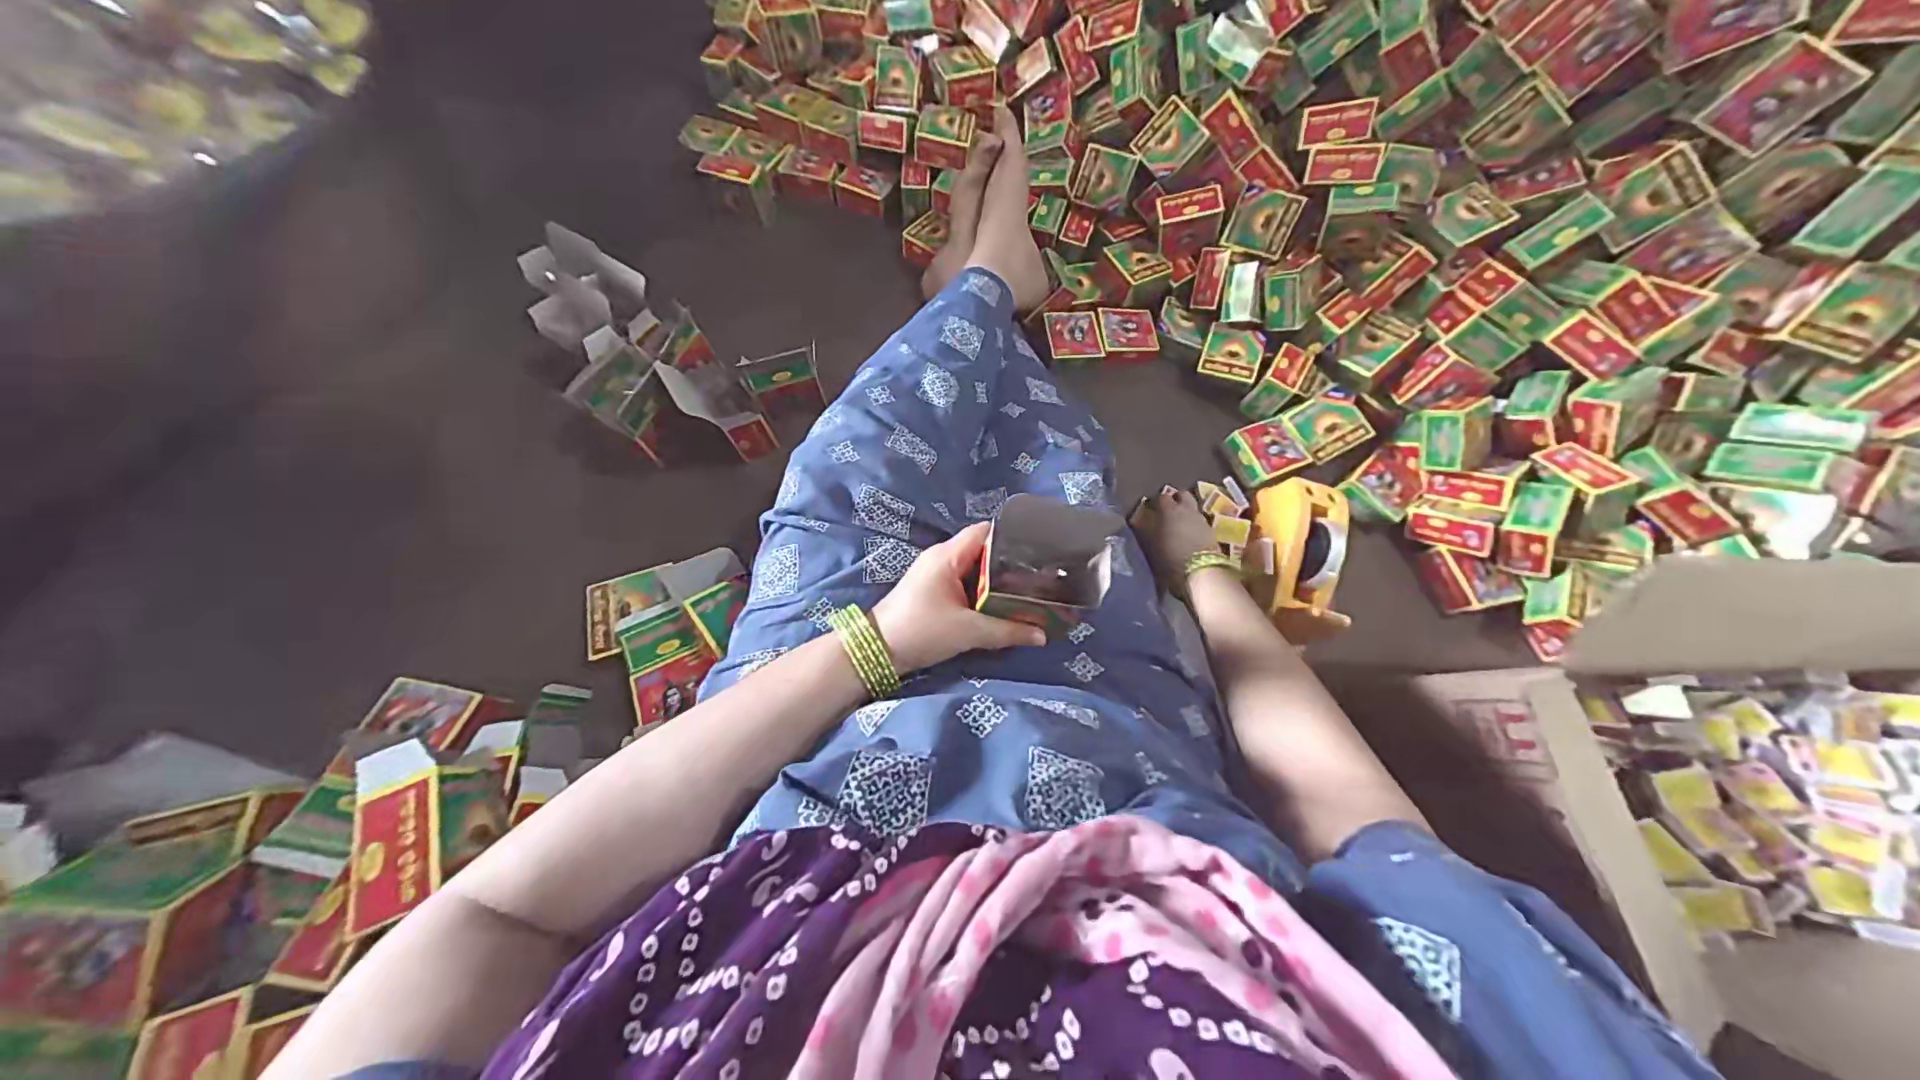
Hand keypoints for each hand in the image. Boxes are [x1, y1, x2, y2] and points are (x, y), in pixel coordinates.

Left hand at [871, 522, 1046, 672]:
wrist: (877, 651)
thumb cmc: (921, 630)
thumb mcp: (968, 632)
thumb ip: (1008, 631)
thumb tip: (1043, 635)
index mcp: (947, 555)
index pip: (985, 532)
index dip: (1012, 538)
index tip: (1037, 553)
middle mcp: (941, 558)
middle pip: (983, 550)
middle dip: (1009, 564)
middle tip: (1038, 577)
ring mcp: (934, 575)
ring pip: (974, 569)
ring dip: (995, 581)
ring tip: (1026, 591)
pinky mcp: (932, 591)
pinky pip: (964, 583)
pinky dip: (981, 592)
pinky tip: (1000, 605)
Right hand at [1129, 489, 1218, 589]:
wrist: (1201, 573)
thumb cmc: (1169, 558)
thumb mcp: (1149, 544)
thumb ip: (1144, 528)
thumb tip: (1138, 519)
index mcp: (1169, 510)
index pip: (1161, 497)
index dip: (1154, 502)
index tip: (1149, 509)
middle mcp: (1187, 509)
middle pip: (1182, 495)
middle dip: (1175, 499)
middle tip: (1166, 511)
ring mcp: (1202, 519)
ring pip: (1192, 508)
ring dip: (1185, 512)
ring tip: (1177, 525)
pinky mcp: (1212, 532)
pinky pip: (1199, 521)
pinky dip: (1193, 524)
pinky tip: (1188, 536)